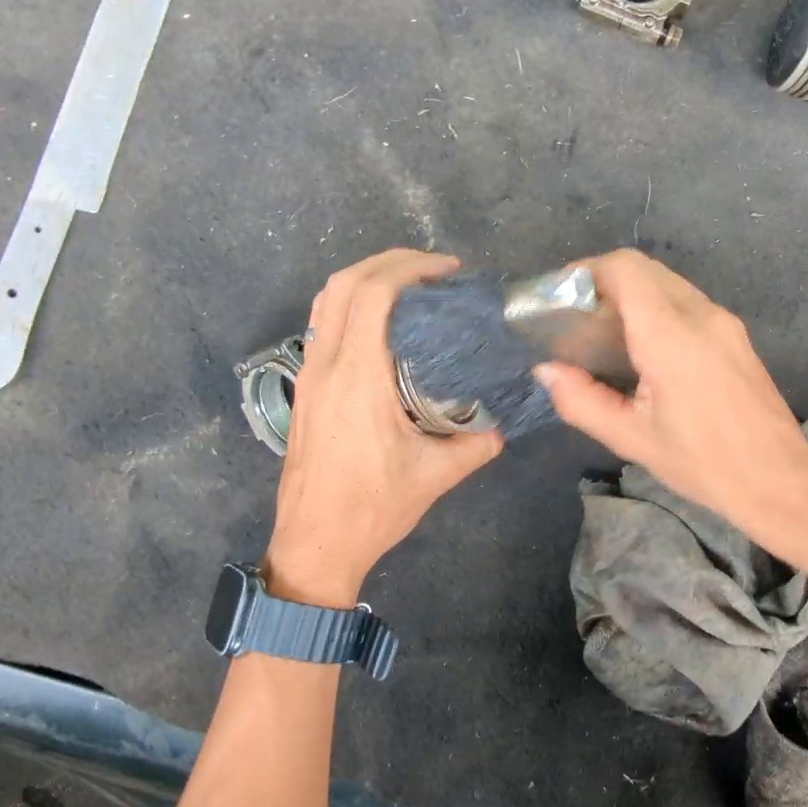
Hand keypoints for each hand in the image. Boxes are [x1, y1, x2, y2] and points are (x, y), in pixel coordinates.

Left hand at [267, 250, 502, 606]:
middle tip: (433, 271)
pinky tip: (383, 326)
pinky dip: (351, 306)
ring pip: (325, 301)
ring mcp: (308, 375)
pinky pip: (322, 325)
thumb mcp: (437, 476)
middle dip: (389, 262)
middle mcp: (325, 365)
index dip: (411, 269)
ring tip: (410, 288)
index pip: (374, 294)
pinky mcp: (304, 389)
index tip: (449, 271)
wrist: (315, 543)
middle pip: (344, 283)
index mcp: (358, 378)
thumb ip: (477, 443)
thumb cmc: (373, 508)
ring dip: (366, 280)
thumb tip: (503, 421)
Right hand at [534, 249, 807, 552]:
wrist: (779, 479)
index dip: (585, 271)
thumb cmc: (703, 464)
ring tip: (601, 333)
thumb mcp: (632, 439)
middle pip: (644, 269)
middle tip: (573, 318)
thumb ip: (582, 400)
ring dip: (630, 293)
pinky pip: (686, 302)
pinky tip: (640, 346)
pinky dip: (655, 308)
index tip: (558, 298)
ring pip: (667, 283)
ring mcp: (724, 321)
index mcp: (671, 336)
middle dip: (603, 281)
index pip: (624, 269)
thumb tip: (547, 370)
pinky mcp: (735, 334)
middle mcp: (701, 315)